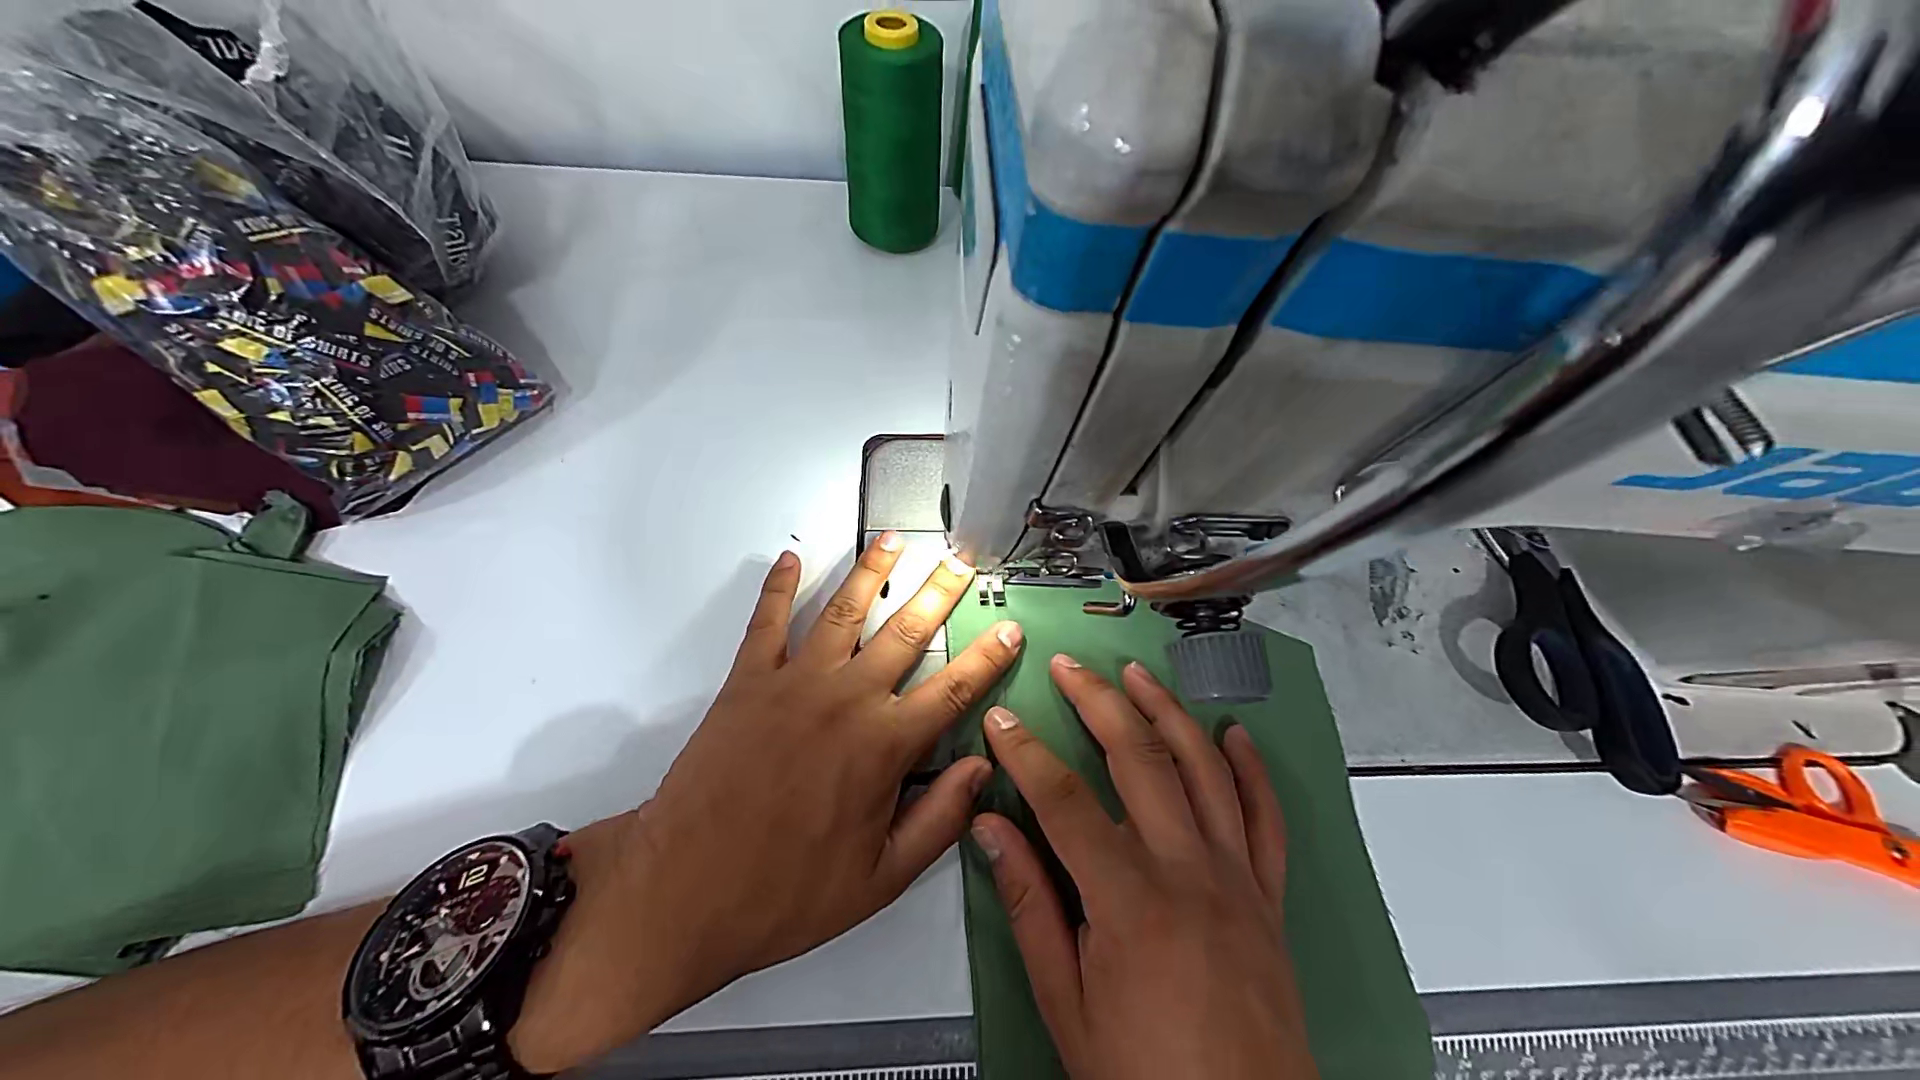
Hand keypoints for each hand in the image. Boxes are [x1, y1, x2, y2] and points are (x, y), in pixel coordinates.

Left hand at [511, 533, 1021, 1070]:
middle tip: (960, 559)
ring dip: (871, 571)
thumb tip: (983, 768)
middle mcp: (847, 700)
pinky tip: (791, 557)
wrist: (684, 892)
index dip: (990, 657)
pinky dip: (778, 586)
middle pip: (906, 633)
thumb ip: (940, 821)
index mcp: (885, 746)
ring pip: (843, 612)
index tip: (1011, 628)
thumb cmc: (787, 892)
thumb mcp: (881, 879)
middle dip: (939, 592)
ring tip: (892, 539)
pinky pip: (766, 621)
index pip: (955, 690)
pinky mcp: (746, 681)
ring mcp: (794, 683)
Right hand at [971, 657, 1316, 1079]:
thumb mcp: (1065, 1002)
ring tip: (1137, 674)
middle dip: (1098, 701)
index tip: (1001, 720)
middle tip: (1069, 668)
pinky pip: (1266, 817)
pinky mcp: (1267, 896)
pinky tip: (1233, 733)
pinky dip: (1251, 769)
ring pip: (1203, 769)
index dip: (1026, 751)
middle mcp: (1188, 872)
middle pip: (1138, 759)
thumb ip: (1030, 905)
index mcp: (1130, 901)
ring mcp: (1236, 878)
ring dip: (1168, 711)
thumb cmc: (1146, 1078)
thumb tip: (992, 831)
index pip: (1064, 799)